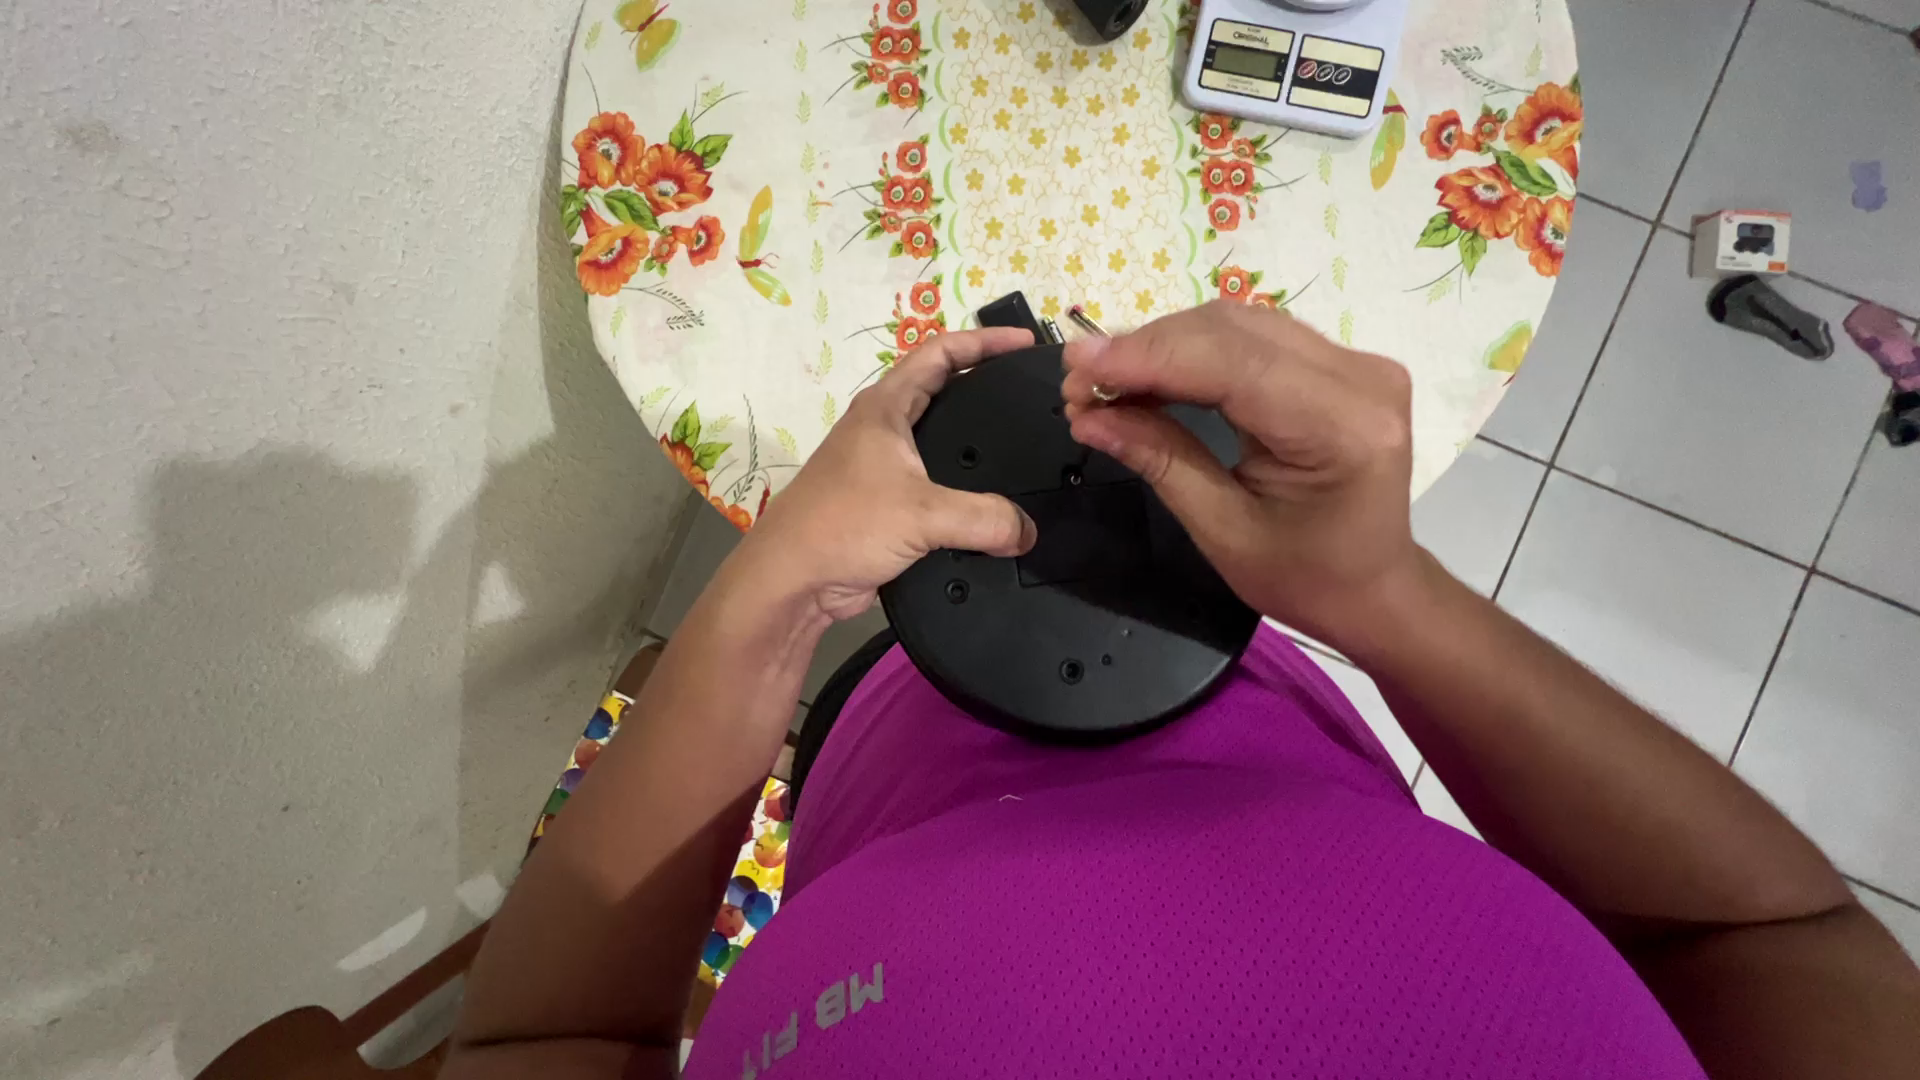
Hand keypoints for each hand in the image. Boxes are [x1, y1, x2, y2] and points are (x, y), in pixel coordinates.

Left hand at [732, 327, 1040, 621]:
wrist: (796, 580)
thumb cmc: (845, 525)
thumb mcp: (923, 513)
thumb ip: (985, 519)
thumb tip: (1027, 532)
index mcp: (886, 407)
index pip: (940, 352)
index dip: (984, 341)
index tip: (1026, 343)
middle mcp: (885, 430)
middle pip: (945, 394)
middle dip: (988, 390)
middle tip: (1032, 397)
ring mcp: (886, 469)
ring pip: (945, 448)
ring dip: (979, 449)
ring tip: (1024, 452)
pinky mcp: (890, 507)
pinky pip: (941, 491)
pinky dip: (968, 494)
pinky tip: (997, 508)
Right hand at [1059, 301, 1424, 645]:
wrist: (1370, 587)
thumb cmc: (1301, 577)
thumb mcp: (1221, 530)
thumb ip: (1160, 461)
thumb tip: (1088, 417)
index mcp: (1343, 427)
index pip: (1232, 364)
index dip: (1146, 357)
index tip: (1076, 366)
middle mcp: (1359, 377)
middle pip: (1231, 330)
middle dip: (1143, 349)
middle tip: (1077, 385)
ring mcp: (1353, 362)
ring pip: (1235, 324)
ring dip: (1160, 346)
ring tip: (1102, 382)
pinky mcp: (1336, 363)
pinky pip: (1248, 338)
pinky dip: (1187, 352)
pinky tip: (1145, 374)